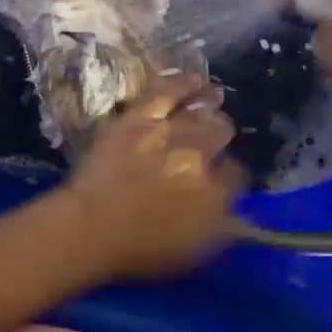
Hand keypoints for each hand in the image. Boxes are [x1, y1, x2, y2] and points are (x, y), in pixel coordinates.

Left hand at [56, 74, 246, 280]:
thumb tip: (239, 213)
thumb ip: (223, 228)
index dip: (233, 172)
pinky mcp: (137, 117)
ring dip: (210, 105)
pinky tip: (195, 80)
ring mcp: (167, 132)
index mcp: (216, 192)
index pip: (237, 173)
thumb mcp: (196, 250)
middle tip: (219, 134)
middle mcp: (198, 156)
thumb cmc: (143, 249)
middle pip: (220, 134)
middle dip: (222, 134)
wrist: (93, 225)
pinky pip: (166, 93)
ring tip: (216, 96)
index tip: (227, 173)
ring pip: (198, 112)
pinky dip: (182, 84)